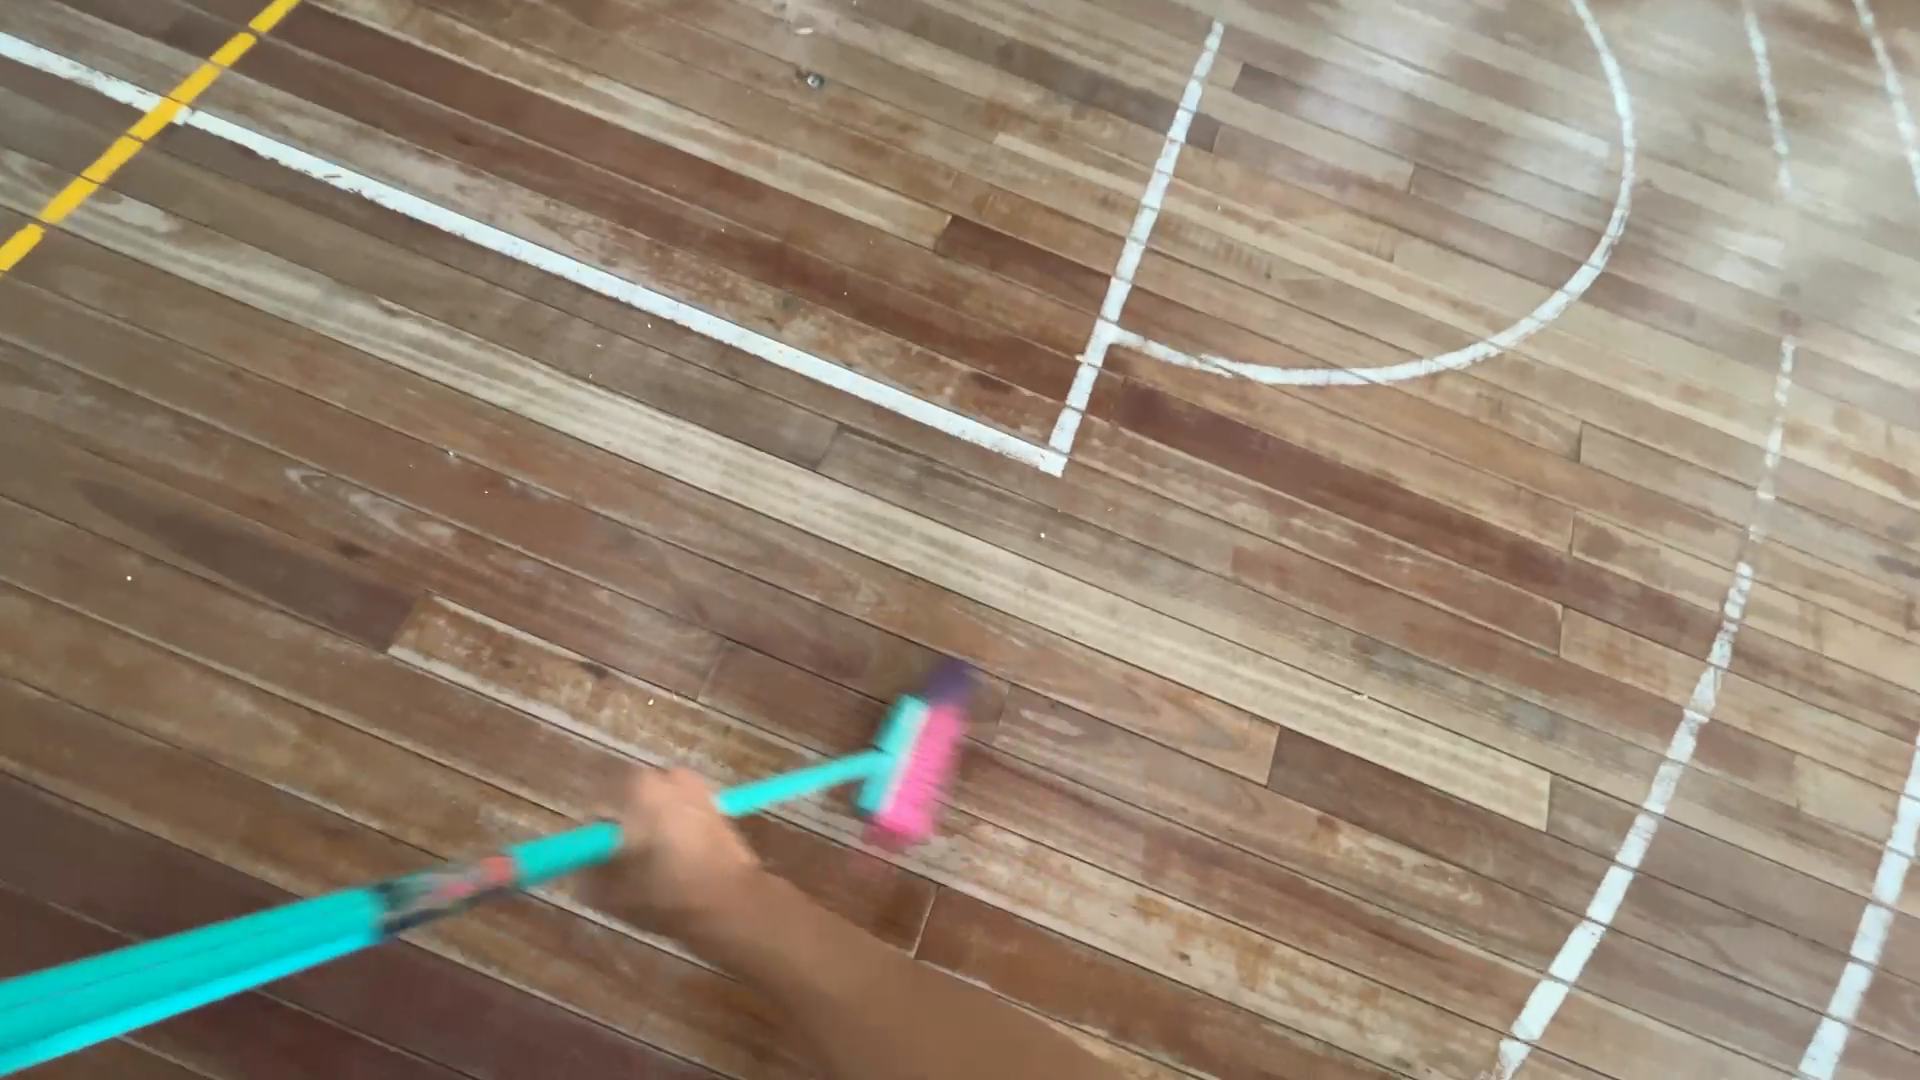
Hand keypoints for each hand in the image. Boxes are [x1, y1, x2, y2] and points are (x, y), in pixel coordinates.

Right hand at [587, 767, 764, 941]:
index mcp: (639, 789)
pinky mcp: (717, 803)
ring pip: (658, 806)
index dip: (595, 837)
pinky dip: (675, 828)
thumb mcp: (609, 891)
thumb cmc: (665, 894)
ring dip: (651, 827)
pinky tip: (678, 859)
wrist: (729, 900)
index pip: (600, 806)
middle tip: (625, 864)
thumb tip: (582, 862)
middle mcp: (669, 777)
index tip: (598, 862)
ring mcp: (697, 787)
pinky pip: (682, 811)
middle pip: (631, 801)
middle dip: (625, 827)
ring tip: (654, 864)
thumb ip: (586, 870)